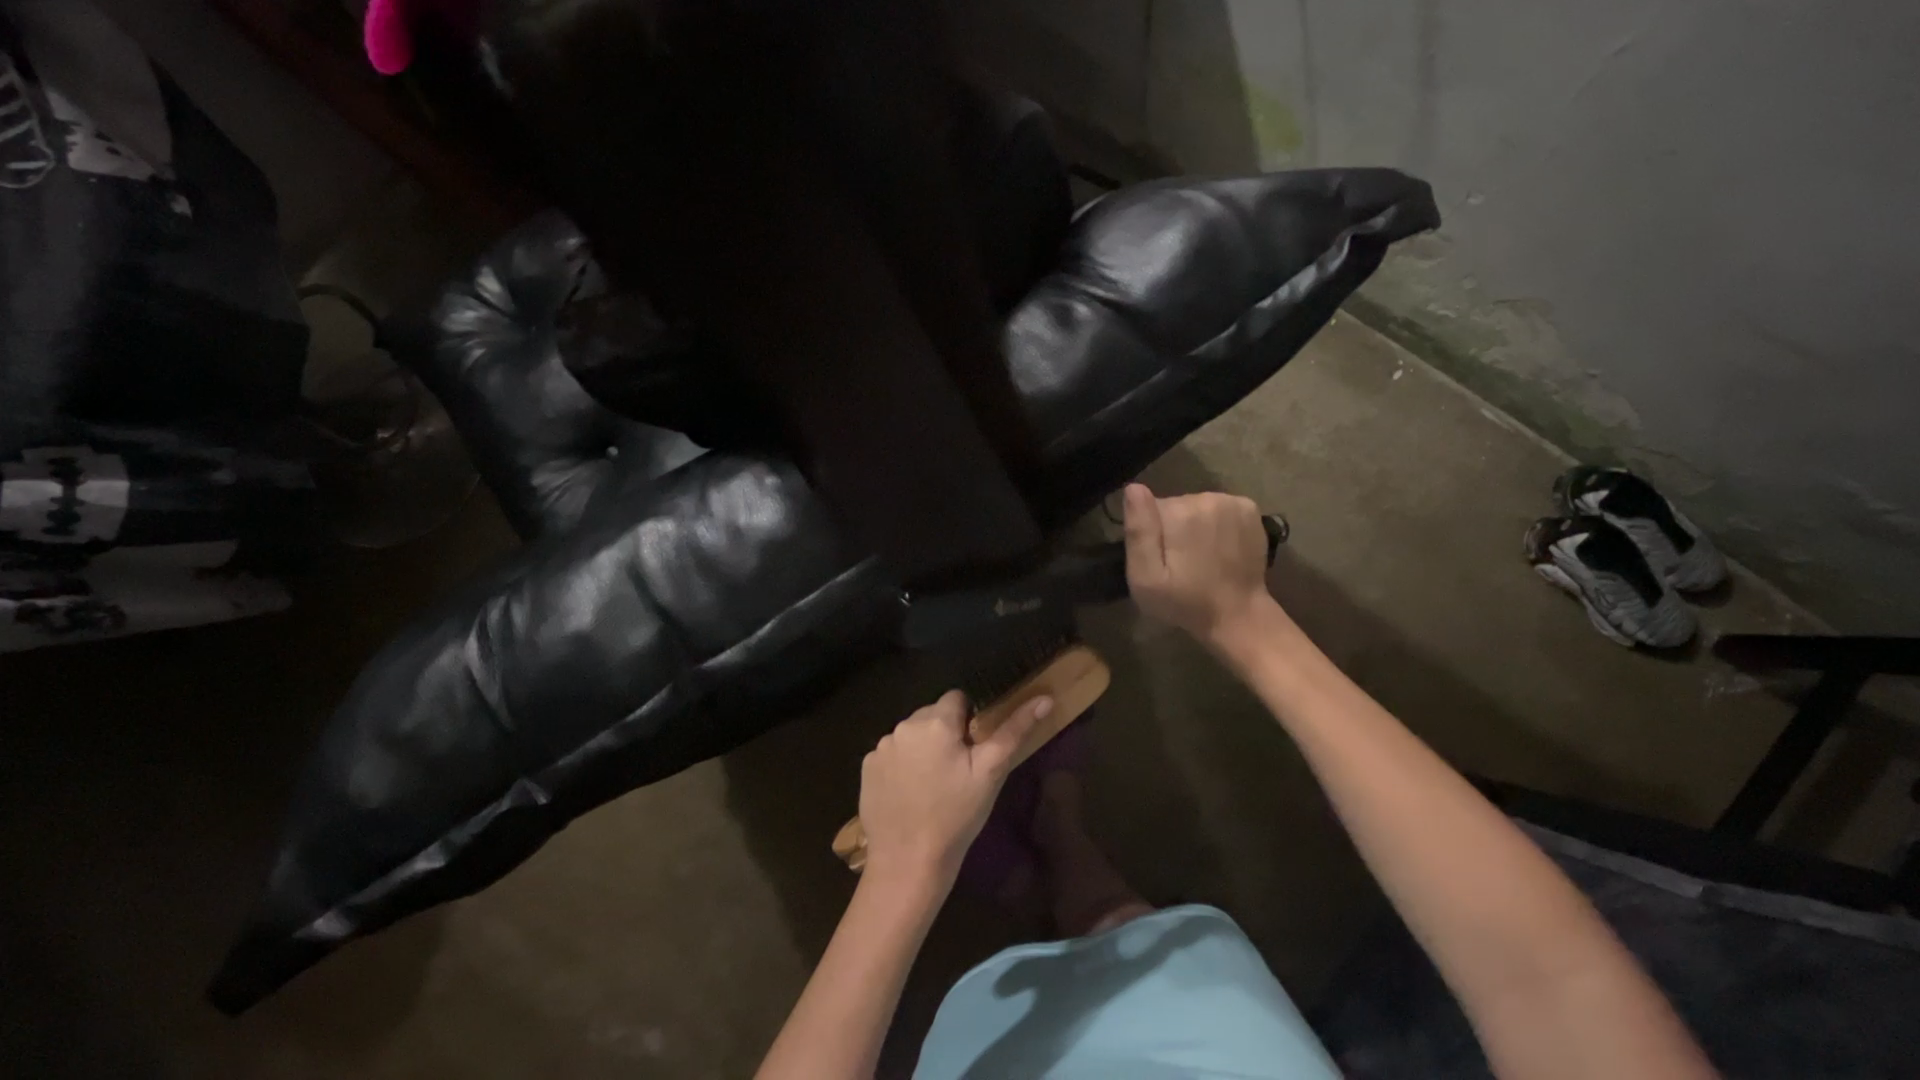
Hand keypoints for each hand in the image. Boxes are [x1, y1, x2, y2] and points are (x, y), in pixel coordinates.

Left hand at [858, 690, 1052, 883]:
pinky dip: (902, 766)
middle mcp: (904, 725)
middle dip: (946, 734)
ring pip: (911, 735)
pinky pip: (892, 755)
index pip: (957, 699)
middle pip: (932, 716)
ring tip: (933, 786)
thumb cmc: (957, 815)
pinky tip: (911, 794)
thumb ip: (1015, 730)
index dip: (969, 722)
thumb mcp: (992, 772)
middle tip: (957, 772)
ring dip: (923, 749)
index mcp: (935, 721)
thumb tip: (1045, 698)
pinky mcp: (867, 768)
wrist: (909, 861)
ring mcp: (881, 747)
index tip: (973, 751)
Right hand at [1123, 483, 1277, 646]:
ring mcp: (1232, 502)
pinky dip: (1218, 522)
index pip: (1149, 507)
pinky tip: (1221, 546)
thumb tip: (1134, 488)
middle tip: (1180, 562)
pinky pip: (1220, 506)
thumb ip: (1138, 532)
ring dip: (1196, 525)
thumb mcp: (1146, 578)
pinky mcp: (1250, 508)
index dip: (1150, 533)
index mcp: (1178, 512)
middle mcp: (1205, 498)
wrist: (1238, 615)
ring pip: (1197, 505)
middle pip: (1175, 505)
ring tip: (1202, 556)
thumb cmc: (1185, 602)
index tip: (1159, 559)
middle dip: (1173, 528)